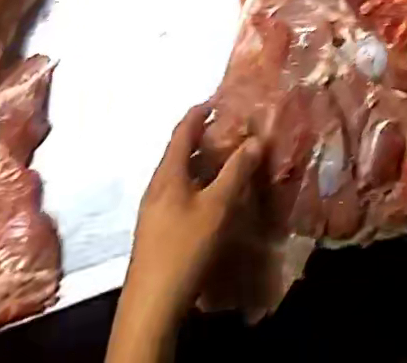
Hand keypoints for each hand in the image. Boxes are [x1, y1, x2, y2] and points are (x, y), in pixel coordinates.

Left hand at [120, 104, 261, 321]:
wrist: (151, 305)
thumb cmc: (184, 247)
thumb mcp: (217, 207)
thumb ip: (236, 172)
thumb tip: (255, 140)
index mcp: (168, 172)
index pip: (183, 130)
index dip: (200, 112)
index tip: (219, 100)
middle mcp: (157, 185)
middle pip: (180, 151)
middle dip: (205, 137)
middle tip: (232, 131)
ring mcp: (154, 209)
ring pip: (181, 174)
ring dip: (202, 163)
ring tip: (228, 161)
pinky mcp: (157, 230)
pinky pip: (180, 193)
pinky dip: (198, 184)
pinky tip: (214, 198)